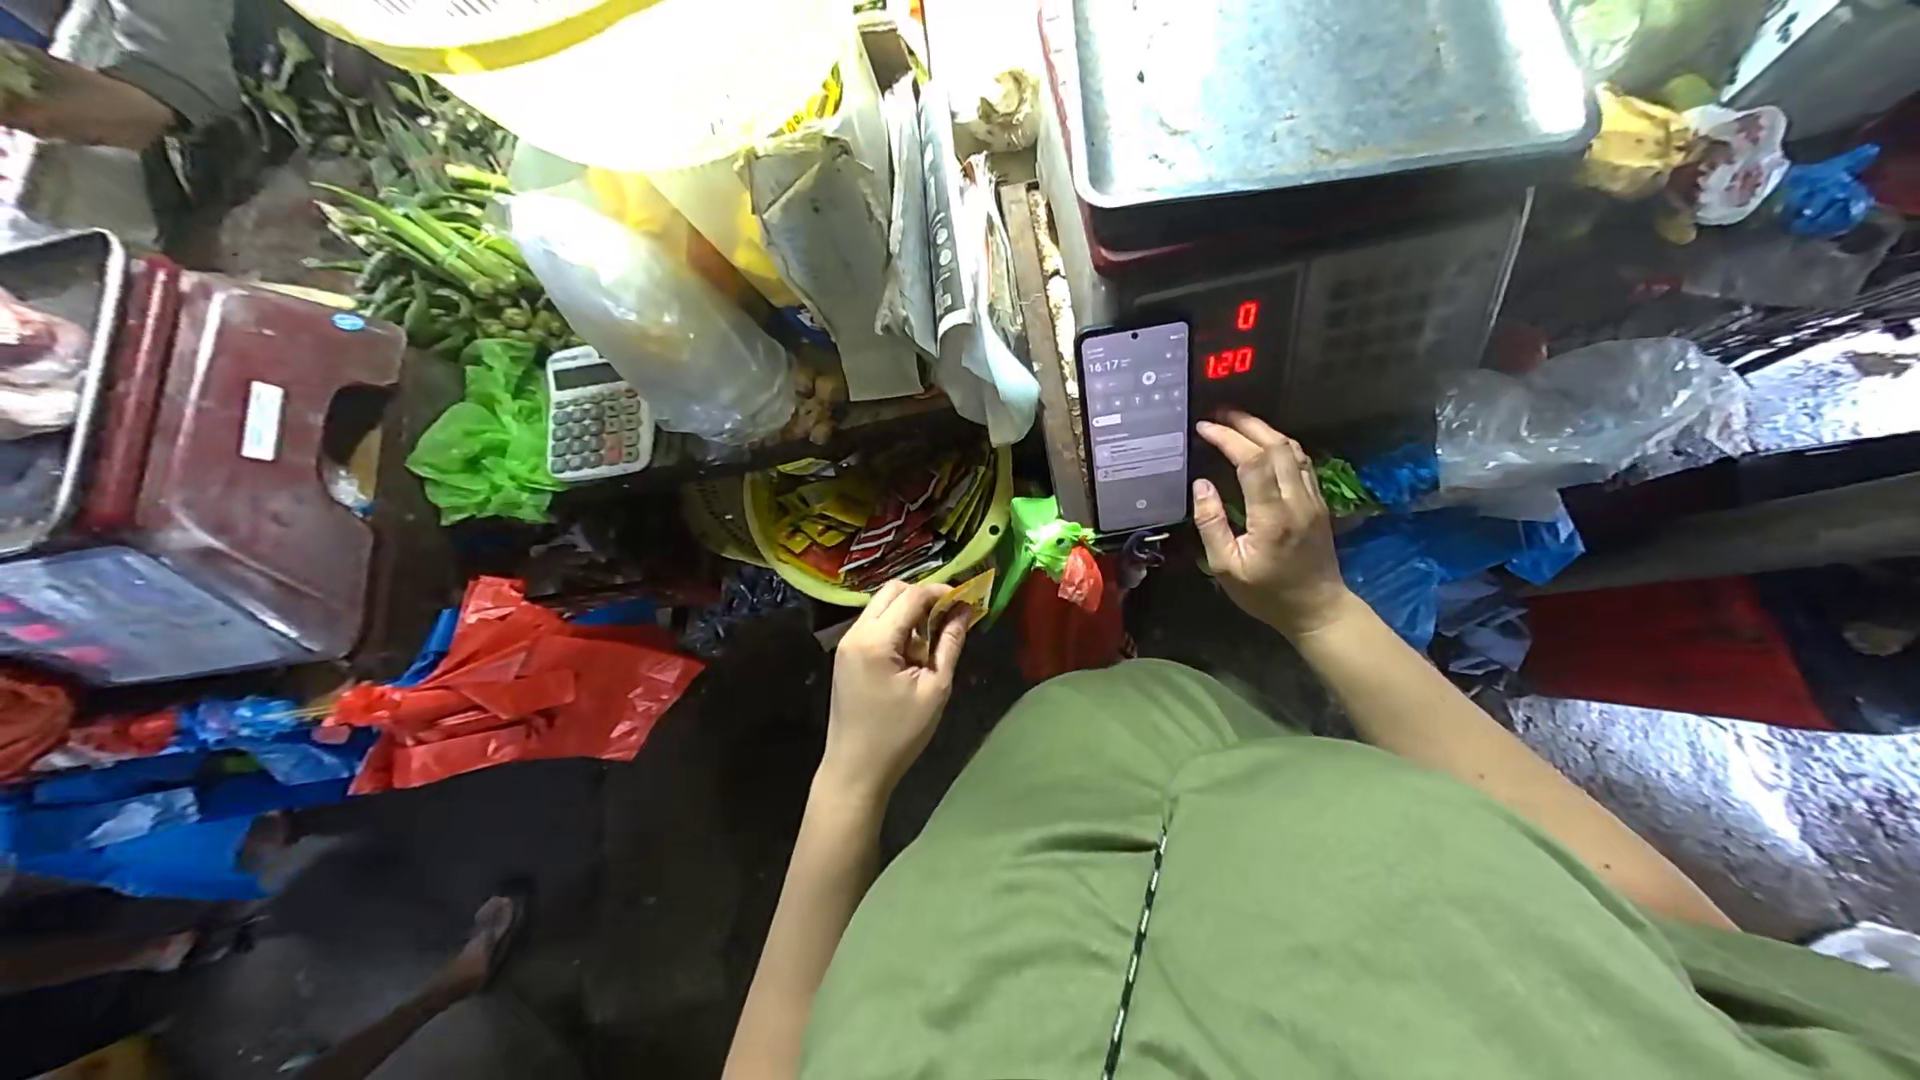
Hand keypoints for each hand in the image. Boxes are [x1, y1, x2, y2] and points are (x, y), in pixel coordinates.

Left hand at [820, 580, 969, 801]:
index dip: (941, 592)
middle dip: (924, 596)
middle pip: (892, 591)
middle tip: (949, 616)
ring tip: (932, 637)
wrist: (855, 768)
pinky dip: (896, 624)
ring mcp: (847, 642)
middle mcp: (856, 633)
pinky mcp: (846, 653)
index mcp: (876, 640)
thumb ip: (950, 644)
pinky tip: (912, 650)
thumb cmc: (899, 734)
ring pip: (881, 605)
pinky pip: (874, 623)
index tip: (966, 600)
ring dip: (909, 610)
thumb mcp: (935, 689)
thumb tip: (965, 610)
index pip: (911, 596)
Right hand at [1193, 410, 1356, 637]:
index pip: (1252, 462)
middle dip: (1246, 424)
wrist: (1317, 608)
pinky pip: (1302, 462)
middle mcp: (1297, 500)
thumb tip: (1201, 485)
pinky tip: (1264, 443)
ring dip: (1265, 430)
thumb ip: (1211, 524)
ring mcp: (1312, 499)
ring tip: (1238, 422)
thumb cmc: (1266, 594)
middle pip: (1277, 446)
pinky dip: (1280, 445)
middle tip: (1219, 414)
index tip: (1204, 428)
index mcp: (1271, 516)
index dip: (1227, 439)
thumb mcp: (1226, 567)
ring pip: (1294, 450)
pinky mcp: (1318, 502)